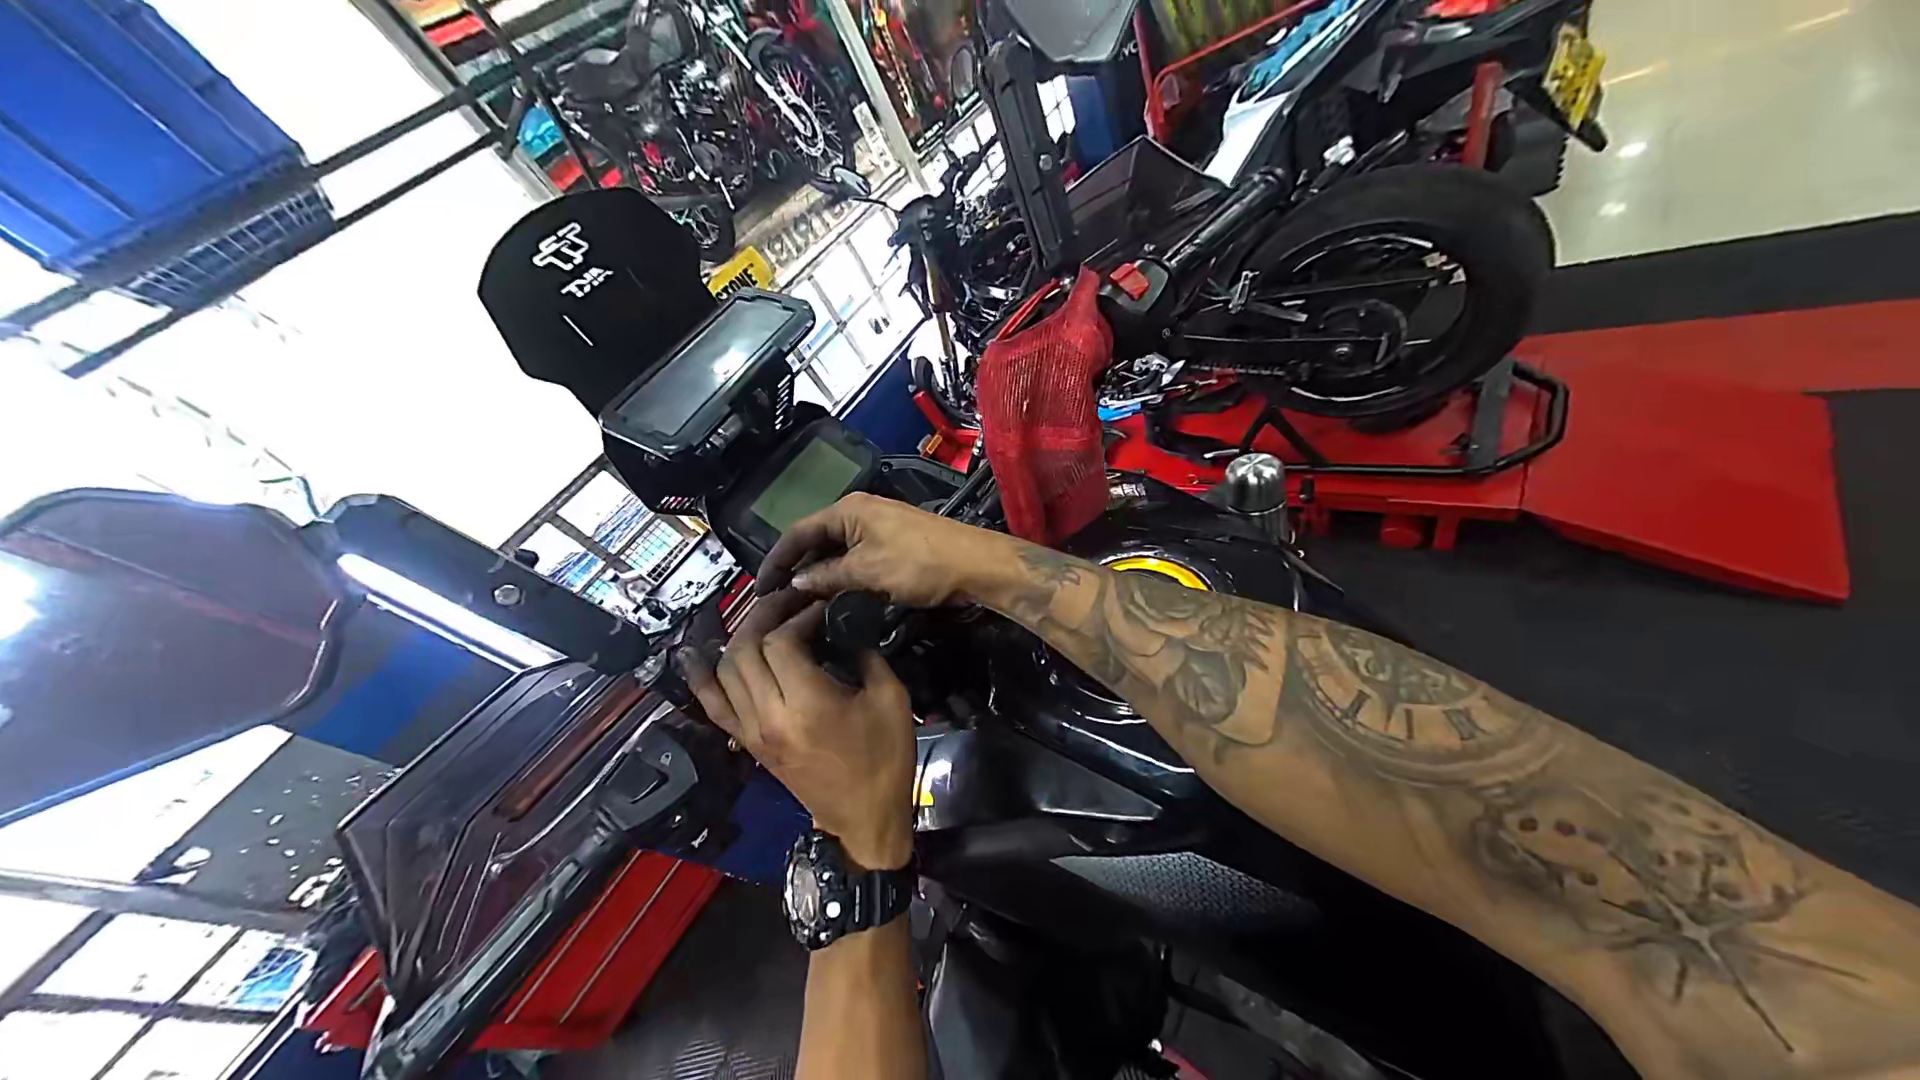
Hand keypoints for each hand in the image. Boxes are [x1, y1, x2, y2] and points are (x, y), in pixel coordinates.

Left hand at [676, 588, 915, 870]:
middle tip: (792, 600)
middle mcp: (769, 716)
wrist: (865, 818)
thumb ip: (866, 654)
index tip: (822, 607)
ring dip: (742, 637)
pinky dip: (703, 677)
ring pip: (725, 669)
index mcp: (807, 705)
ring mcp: (752, 731)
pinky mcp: (748, 742)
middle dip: (766, 614)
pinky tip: (698, 653)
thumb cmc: (884, 759)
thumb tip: (846, 625)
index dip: (800, 614)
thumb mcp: (891, 698)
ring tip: (767, 619)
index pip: (782, 641)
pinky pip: (714, 705)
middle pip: (745, 648)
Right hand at [757, 492, 1016, 607]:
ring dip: (818, 573)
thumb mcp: (867, 572)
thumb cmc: (920, 563)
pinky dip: (841, 575)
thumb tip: (797, 583)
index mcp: (848, 510)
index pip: (798, 532)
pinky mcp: (892, 543)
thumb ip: (828, 576)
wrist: (975, 565)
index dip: (776, 560)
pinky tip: (833, 595)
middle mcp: (859, 512)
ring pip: (836, 550)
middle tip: (777, 600)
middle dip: (796, 567)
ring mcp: (878, 527)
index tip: (760, 589)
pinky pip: (855, 557)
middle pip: (815, 539)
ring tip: (799, 603)